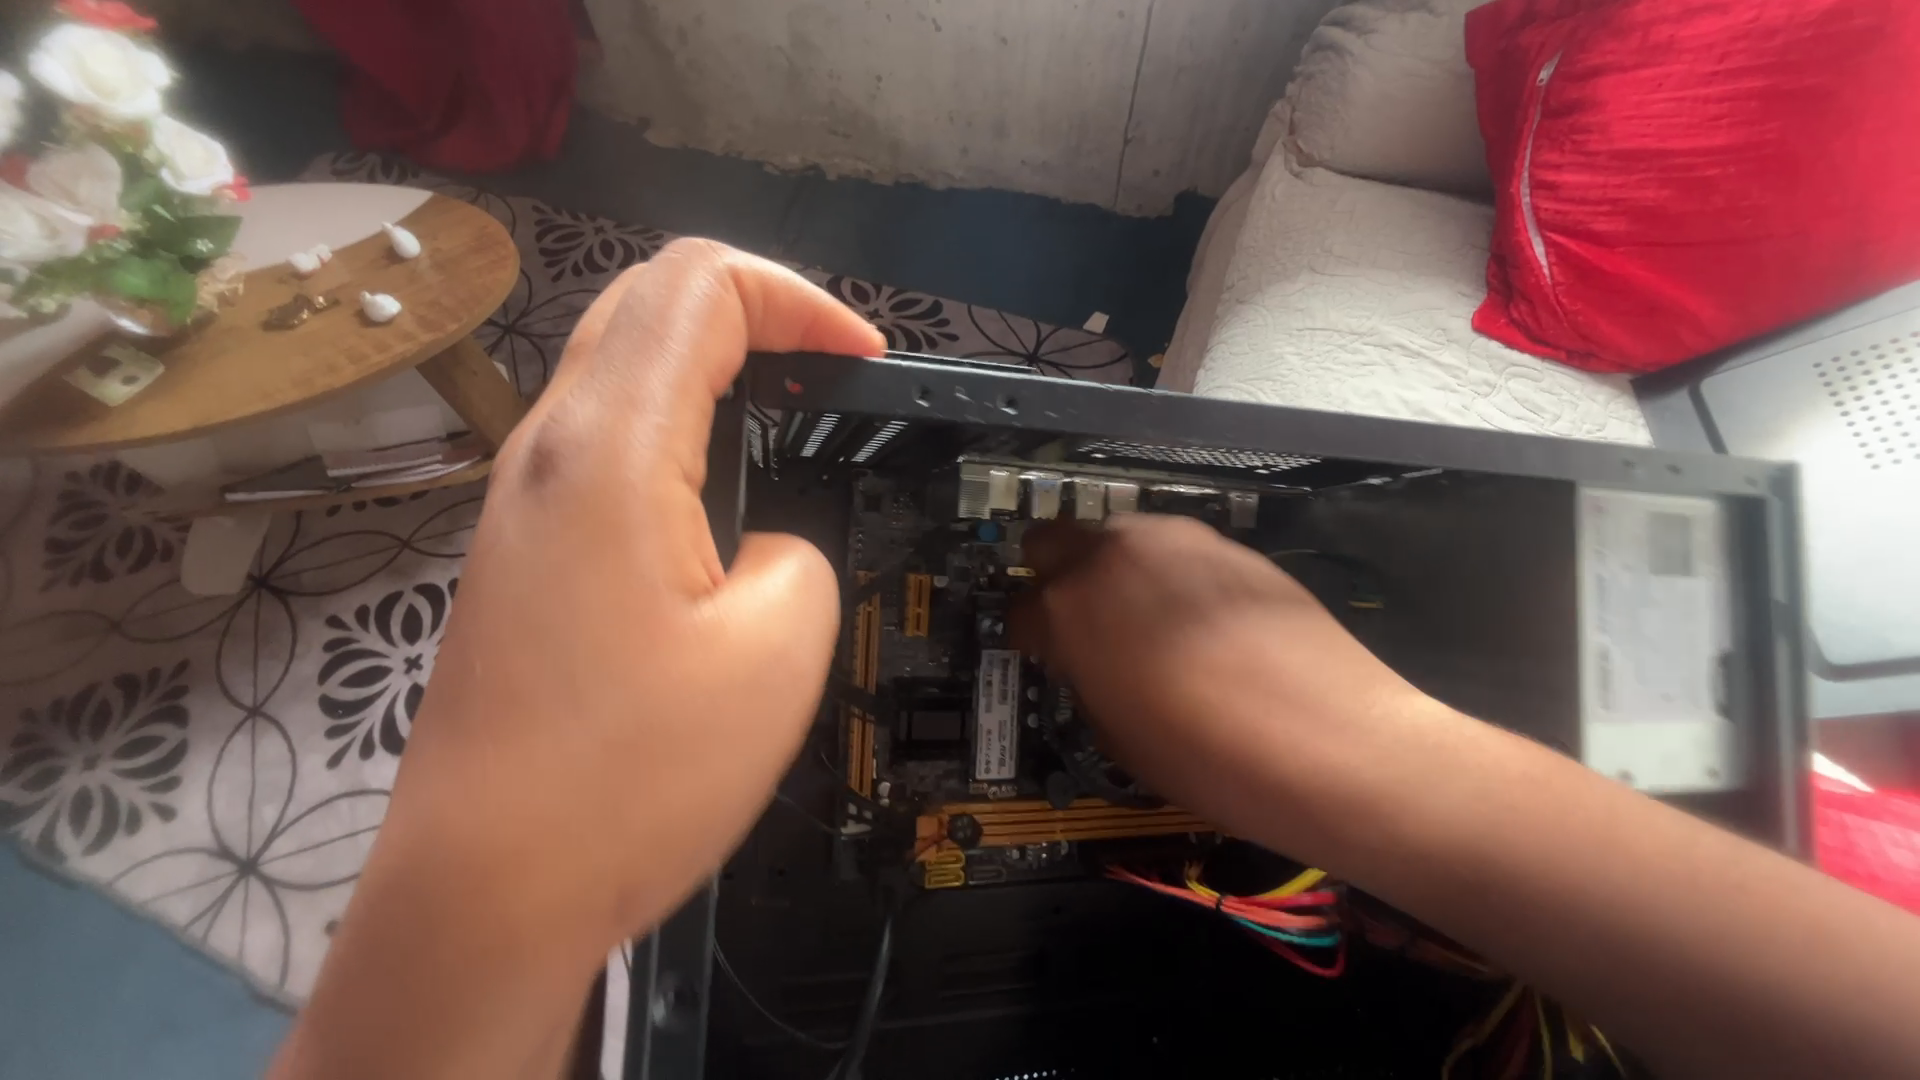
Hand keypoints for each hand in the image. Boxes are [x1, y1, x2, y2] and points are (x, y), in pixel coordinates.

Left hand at [357, 240, 884, 954]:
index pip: (701, 287)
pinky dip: (680, 429)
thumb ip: (800, 553)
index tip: (865, 362)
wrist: (486, 893)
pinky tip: (724, 501)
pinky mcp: (524, 553)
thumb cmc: (632, 776)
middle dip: (759, 314)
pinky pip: (607, 442)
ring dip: (718, 370)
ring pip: (622, 369)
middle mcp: (548, 452)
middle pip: (648, 304)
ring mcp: (522, 502)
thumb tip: (763, 545)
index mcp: (610, 449)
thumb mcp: (778, 651)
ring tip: (794, 428)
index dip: (800, 299)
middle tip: (834, 380)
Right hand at [1014, 514, 1449, 863]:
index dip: (1027, 638)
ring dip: (1110, 567)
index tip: (1043, 656)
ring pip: (1114, 534)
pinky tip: (1198, 615)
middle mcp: (1111, 557)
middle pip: (1050, 541)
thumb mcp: (1117, 736)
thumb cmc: (1207, 757)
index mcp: (1069, 610)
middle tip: (1077, 620)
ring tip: (1141, 615)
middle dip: (1052, 577)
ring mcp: (1173, 540)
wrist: (1331, 738)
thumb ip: (1086, 680)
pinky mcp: (1228, 543)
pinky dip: (1166, 571)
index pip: (1018, 610)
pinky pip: (1172, 547)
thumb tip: (1087, 663)